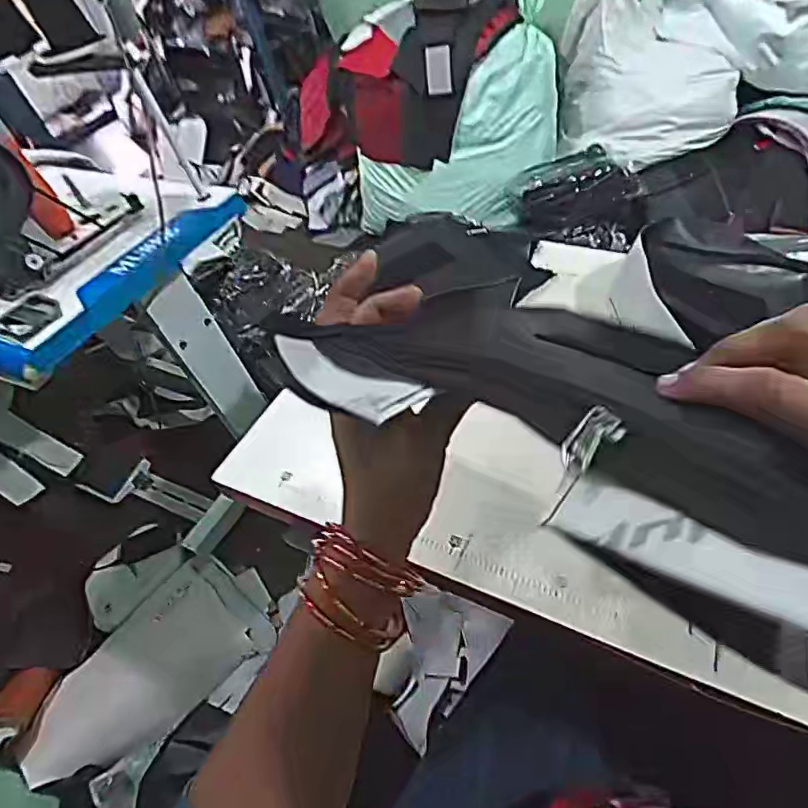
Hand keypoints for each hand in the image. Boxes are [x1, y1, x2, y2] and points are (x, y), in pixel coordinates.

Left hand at [316, 252, 464, 560]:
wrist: (377, 530)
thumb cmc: (389, 493)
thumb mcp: (425, 440)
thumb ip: (446, 397)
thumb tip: (467, 366)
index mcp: (343, 390)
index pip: (349, 327)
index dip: (375, 301)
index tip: (407, 291)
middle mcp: (340, 389)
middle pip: (341, 326)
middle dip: (363, 295)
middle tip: (394, 277)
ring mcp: (350, 399)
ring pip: (354, 344)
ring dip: (373, 317)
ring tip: (401, 297)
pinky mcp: (365, 411)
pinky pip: (371, 365)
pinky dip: (388, 345)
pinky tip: (413, 341)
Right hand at [655, 304, 807, 520]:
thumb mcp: (801, 527)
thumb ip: (752, 475)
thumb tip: (694, 425)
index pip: (779, 388)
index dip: (715, 382)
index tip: (672, 388)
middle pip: (803, 335)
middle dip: (734, 348)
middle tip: (692, 377)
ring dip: (754, 342)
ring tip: (715, 372)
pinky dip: (774, 347)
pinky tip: (747, 374)